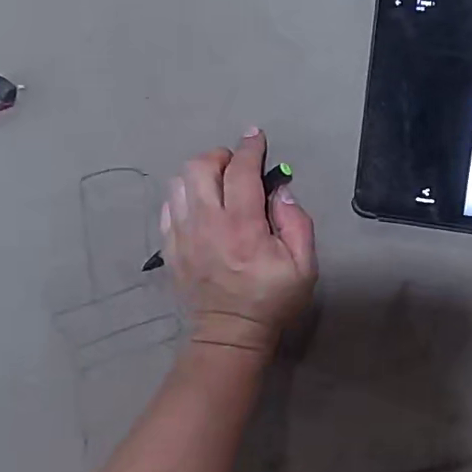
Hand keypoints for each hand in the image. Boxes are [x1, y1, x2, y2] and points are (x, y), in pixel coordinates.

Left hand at [160, 129, 317, 358]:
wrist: (229, 335)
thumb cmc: (271, 299)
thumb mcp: (304, 265)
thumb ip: (296, 222)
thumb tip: (280, 190)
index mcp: (243, 227)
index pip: (241, 171)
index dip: (250, 148)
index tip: (256, 136)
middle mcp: (207, 224)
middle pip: (199, 167)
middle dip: (220, 156)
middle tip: (237, 167)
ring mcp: (182, 235)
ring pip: (178, 183)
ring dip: (200, 174)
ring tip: (218, 185)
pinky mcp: (169, 247)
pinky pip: (168, 206)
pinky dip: (184, 196)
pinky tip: (201, 207)